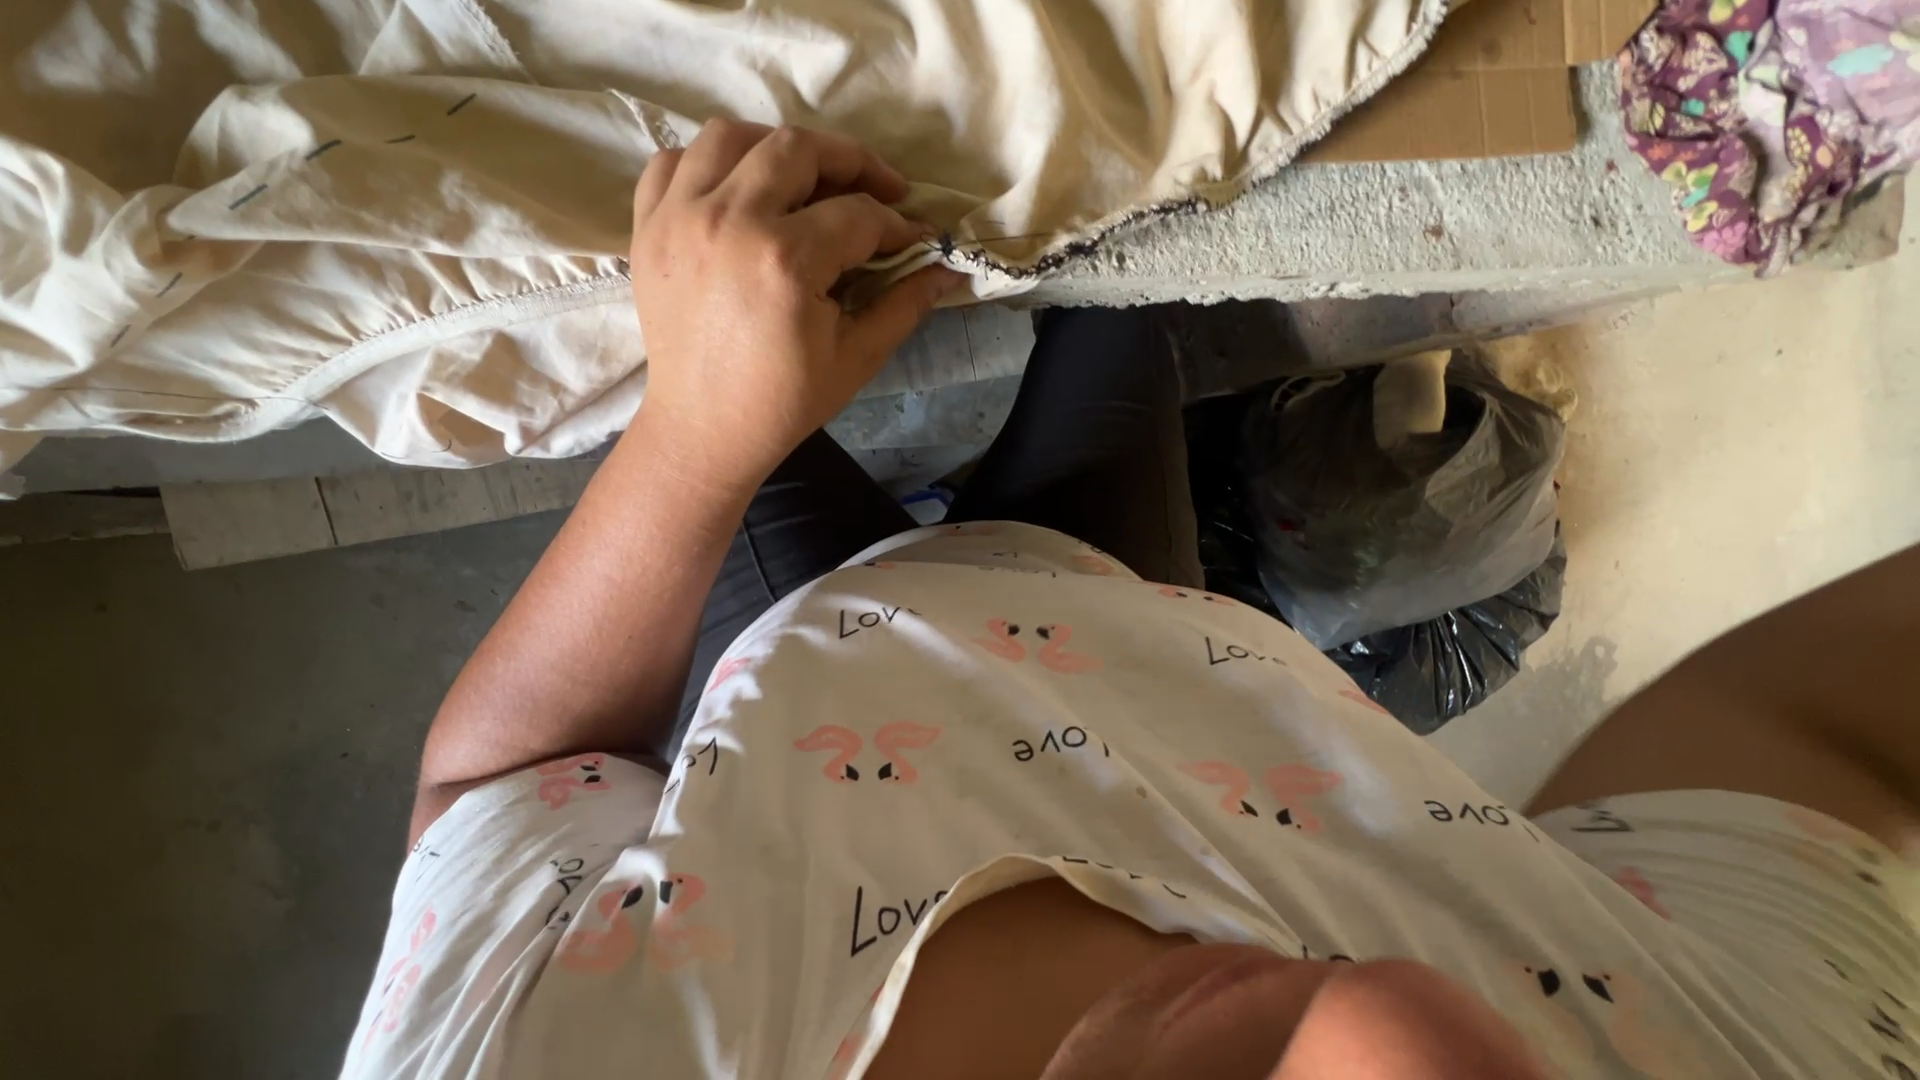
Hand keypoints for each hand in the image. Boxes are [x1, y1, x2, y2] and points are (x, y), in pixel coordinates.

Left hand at [628, 119, 965, 491]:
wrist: (705, 430)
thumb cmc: (785, 402)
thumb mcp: (857, 357)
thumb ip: (905, 303)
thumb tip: (949, 268)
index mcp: (785, 260)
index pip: (857, 215)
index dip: (896, 225)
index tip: (913, 238)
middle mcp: (729, 221)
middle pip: (797, 149)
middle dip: (850, 162)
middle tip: (876, 189)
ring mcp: (679, 219)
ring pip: (730, 136)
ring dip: (777, 148)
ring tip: (805, 179)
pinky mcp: (648, 228)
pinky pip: (673, 162)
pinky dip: (708, 164)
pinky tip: (738, 191)